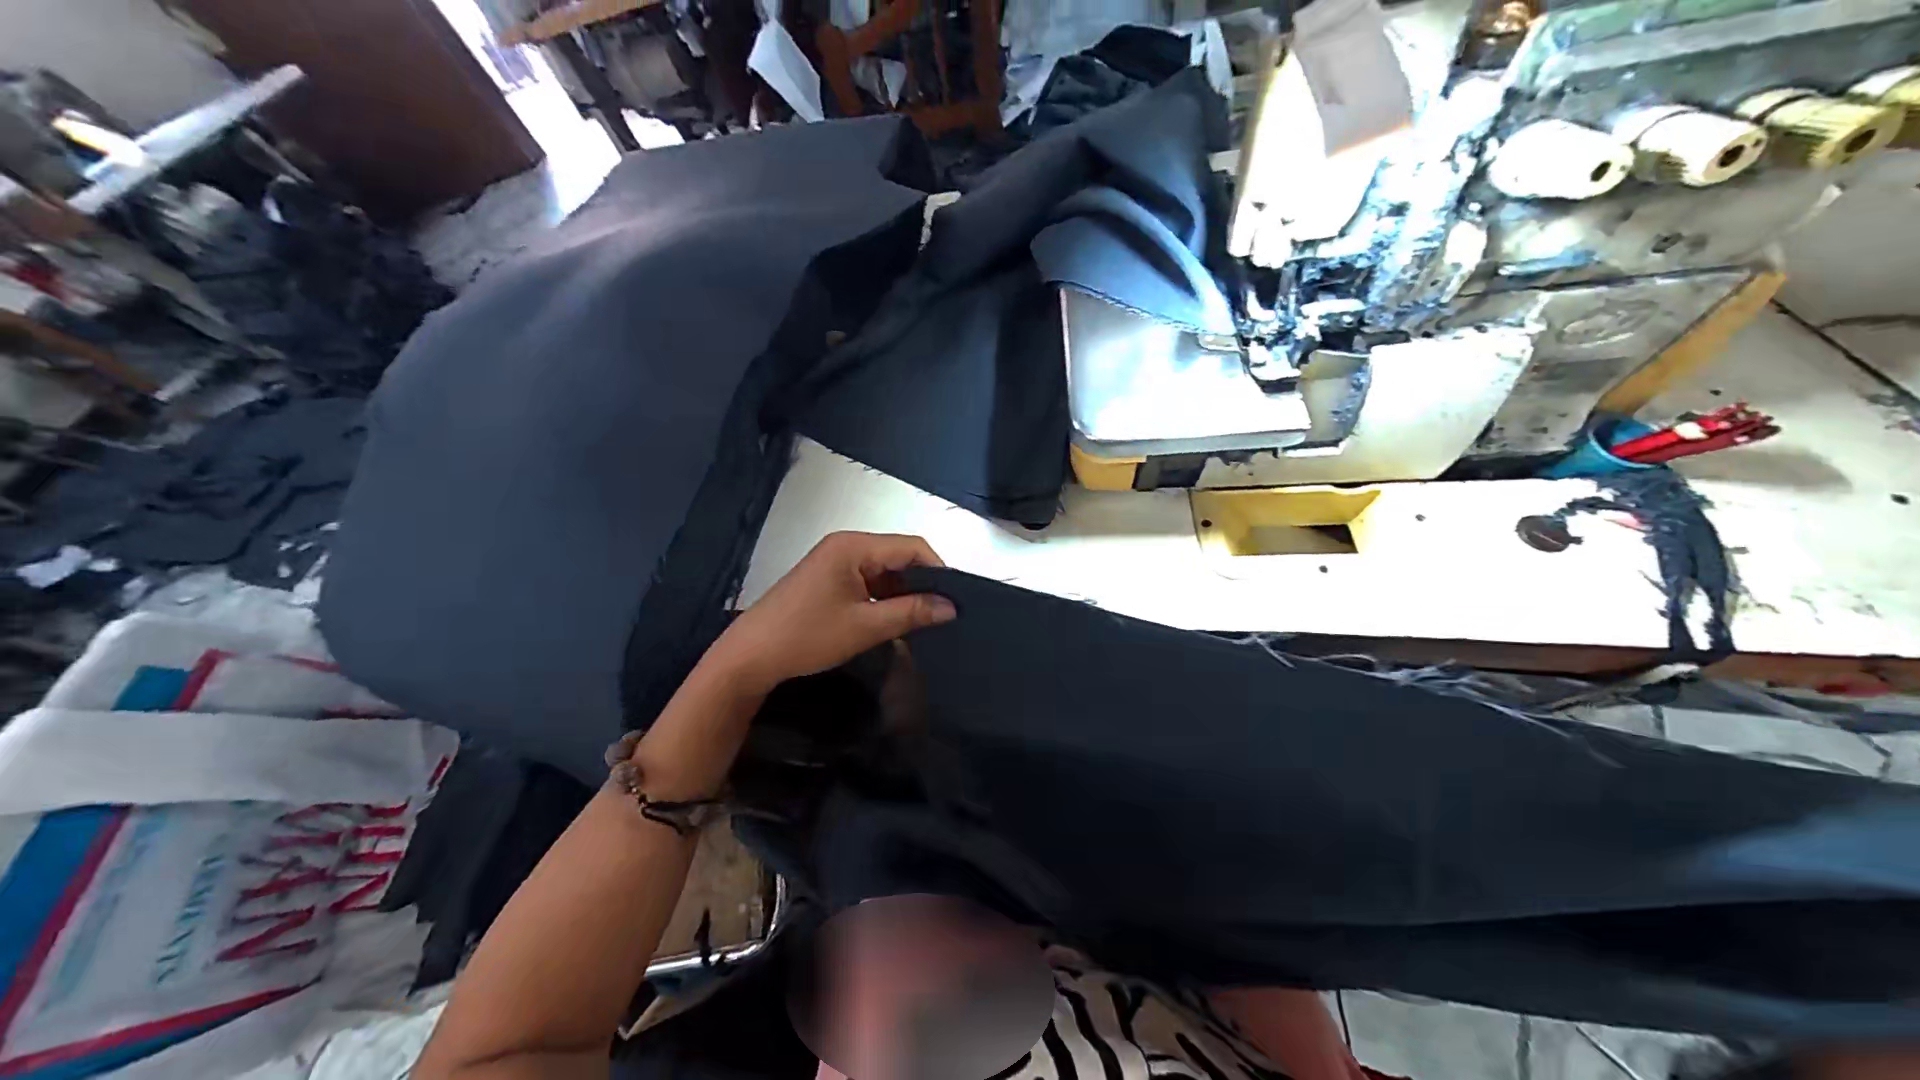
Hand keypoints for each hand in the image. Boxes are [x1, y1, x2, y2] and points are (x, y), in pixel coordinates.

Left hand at [705, 532, 955, 693]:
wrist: (751, 656)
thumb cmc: (807, 636)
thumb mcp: (865, 626)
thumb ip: (912, 613)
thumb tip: (951, 607)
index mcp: (853, 546)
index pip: (911, 547)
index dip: (938, 570)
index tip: (957, 599)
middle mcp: (845, 546)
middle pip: (898, 557)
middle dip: (923, 583)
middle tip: (947, 613)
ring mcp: (835, 563)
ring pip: (885, 572)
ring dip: (904, 594)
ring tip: (928, 620)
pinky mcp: (829, 580)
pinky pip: (868, 582)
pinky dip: (885, 599)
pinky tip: (898, 621)